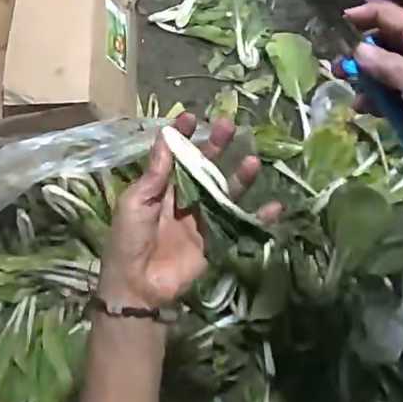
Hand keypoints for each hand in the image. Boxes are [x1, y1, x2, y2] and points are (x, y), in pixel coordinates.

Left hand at [99, 114, 278, 310]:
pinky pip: (238, 224)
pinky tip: (274, 206)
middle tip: (228, 125)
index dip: (182, 135)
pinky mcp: (214, 240)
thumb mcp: (135, 201)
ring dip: (239, 176)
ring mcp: (200, 218)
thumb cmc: (128, 238)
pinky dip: (258, 217)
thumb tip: (167, 136)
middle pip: (203, 166)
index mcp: (160, 185)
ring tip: (253, 160)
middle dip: (215, 146)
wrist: (136, 285)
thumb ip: (156, 172)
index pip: (175, 154)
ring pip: (224, 191)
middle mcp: (183, 197)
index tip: (192, 116)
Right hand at [341, 2, 402, 207]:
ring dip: (370, 80)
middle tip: (337, 71)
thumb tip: (358, 49)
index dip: (361, 16)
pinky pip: (400, 92)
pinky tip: (369, 112)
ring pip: (391, 69)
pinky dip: (383, 99)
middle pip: (387, 42)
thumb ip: (385, 64)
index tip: (335, 25)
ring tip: (352, 97)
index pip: (388, 14)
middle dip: (361, 53)